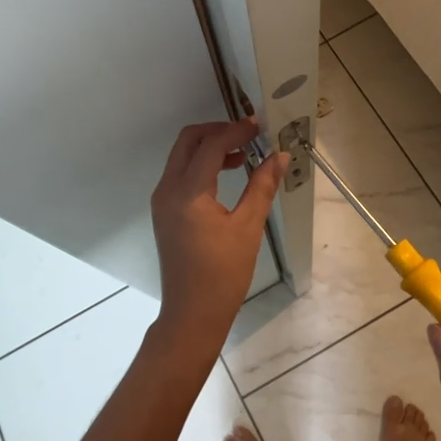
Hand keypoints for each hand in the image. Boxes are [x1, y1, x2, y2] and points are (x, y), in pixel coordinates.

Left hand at [150, 119, 287, 344]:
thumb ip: (262, 186)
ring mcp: (161, 200)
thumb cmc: (223, 275)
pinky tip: (226, 174)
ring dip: (209, 147)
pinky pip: (179, 173)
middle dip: (217, 131)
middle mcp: (167, 189)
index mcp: (188, 192)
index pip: (211, 145)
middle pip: (188, 141)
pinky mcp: (163, 211)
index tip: (260, 125)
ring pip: (181, 155)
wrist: (192, 314)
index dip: (236, 131)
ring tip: (243, 154)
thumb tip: (279, 156)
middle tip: (248, 134)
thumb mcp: (248, 228)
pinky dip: (200, 164)